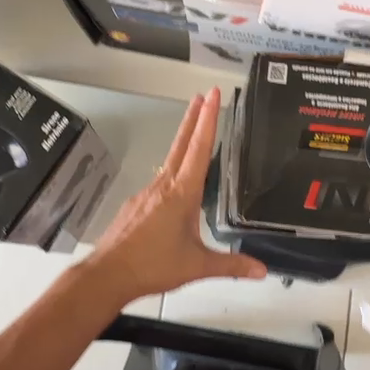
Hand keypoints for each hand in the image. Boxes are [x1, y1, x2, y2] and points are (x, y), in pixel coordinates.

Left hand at [83, 88, 266, 302]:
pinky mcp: (136, 205)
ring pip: (169, 161)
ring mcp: (147, 194)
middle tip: (204, 95)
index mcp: (181, 193)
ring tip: (194, 131)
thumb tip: (263, 270)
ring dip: (183, 142)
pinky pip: (159, 181)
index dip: (208, 119)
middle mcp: (163, 186)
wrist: (107, 274)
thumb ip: (231, 265)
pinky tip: (177, 184)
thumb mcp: (197, 266)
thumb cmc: (152, 266)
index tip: (213, 95)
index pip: (198, 148)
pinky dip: (172, 171)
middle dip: (194, 118)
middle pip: (181, 144)